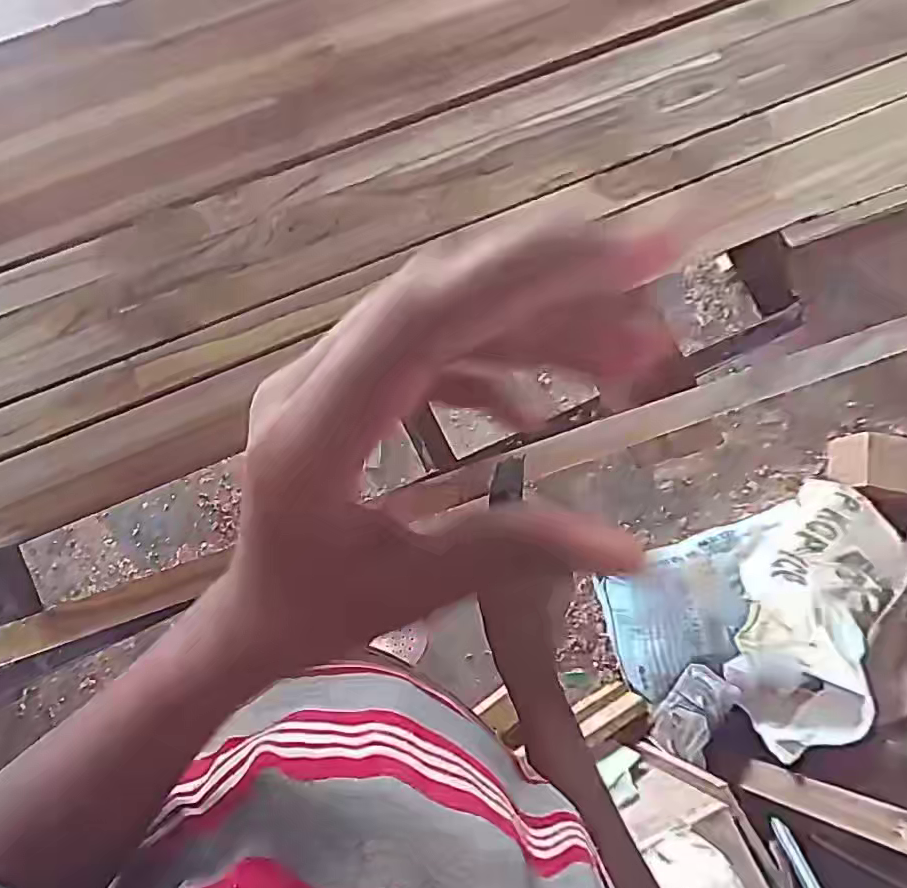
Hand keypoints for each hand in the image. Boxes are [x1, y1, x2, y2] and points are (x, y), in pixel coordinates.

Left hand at [206, 214, 678, 673]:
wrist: (256, 612)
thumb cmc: (315, 613)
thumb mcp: (408, 592)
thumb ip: (509, 555)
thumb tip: (632, 553)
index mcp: (311, 436)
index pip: (415, 321)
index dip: (523, 275)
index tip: (633, 256)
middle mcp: (304, 389)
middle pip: (426, 298)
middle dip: (543, 279)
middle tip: (650, 275)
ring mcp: (315, 385)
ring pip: (430, 320)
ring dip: (528, 325)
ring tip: (623, 354)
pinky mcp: (335, 394)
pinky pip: (416, 356)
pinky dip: (484, 365)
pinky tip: (534, 405)